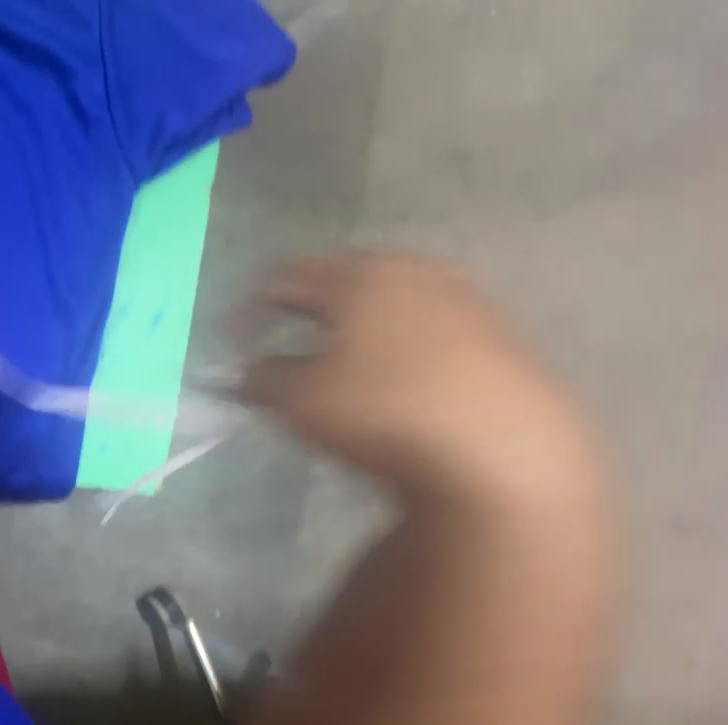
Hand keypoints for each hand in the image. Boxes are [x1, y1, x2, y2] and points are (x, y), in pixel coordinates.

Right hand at [233, 254, 600, 512]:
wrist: (501, 450)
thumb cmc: (379, 410)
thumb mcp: (295, 398)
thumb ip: (258, 377)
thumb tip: (243, 371)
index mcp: (361, 275)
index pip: (285, 275)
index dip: (247, 306)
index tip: (226, 341)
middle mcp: (415, 271)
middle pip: (341, 280)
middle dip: (302, 311)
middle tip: (274, 344)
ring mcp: (463, 299)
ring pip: (384, 304)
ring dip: (348, 329)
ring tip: (326, 368)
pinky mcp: (495, 335)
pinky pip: (420, 328)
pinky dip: (388, 347)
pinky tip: (381, 385)